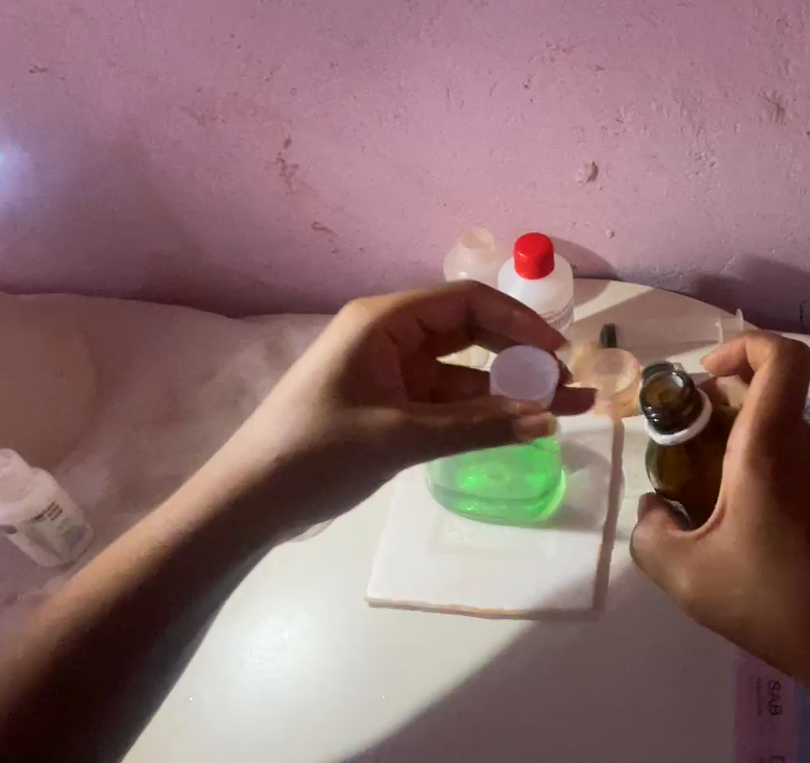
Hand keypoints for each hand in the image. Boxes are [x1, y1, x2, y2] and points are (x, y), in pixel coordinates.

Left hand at [197, 281, 593, 535]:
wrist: (243, 507)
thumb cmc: (314, 454)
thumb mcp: (400, 437)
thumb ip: (478, 426)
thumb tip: (547, 419)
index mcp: (385, 321)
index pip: (467, 302)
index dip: (518, 322)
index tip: (557, 353)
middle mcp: (393, 337)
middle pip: (472, 332)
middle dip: (521, 357)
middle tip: (566, 383)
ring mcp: (394, 373)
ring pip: (466, 371)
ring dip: (509, 389)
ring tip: (563, 407)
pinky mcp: (393, 405)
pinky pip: (450, 400)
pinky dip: (484, 412)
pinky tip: (521, 424)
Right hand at [628, 331, 809, 686]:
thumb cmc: (778, 601)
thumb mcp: (689, 576)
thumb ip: (651, 535)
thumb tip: (651, 509)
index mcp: (770, 443)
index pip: (781, 355)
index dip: (743, 344)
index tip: (703, 376)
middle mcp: (802, 444)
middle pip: (766, 388)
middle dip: (717, 397)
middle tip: (681, 439)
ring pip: (774, 425)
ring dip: (733, 436)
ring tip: (697, 487)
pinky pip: (787, 458)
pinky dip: (754, 466)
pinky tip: (732, 521)